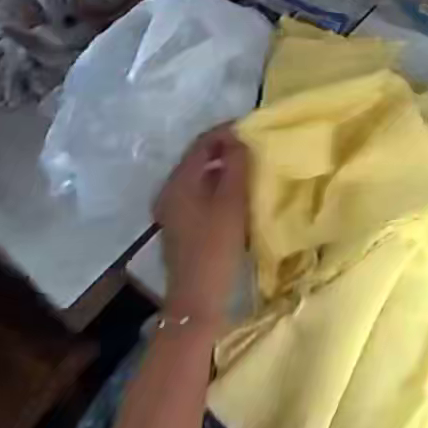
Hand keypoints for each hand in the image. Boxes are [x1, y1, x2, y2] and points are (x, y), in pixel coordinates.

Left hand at [154, 125, 249, 324]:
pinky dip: (220, 184)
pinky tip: (241, 191)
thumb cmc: (216, 246)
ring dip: (226, 166)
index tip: (256, 127)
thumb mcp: (233, 199)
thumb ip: (236, 163)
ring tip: (254, 164)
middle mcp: (169, 191)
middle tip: (258, 144)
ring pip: (202, 175)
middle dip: (228, 147)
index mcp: (178, 182)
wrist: (197, 300)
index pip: (203, 142)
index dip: (228, 130)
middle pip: (200, 157)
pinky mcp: (182, 224)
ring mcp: (173, 209)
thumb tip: (239, 137)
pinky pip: (202, 191)